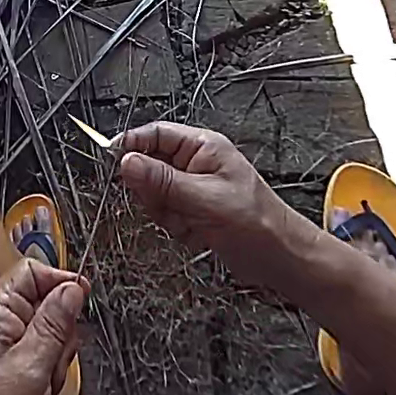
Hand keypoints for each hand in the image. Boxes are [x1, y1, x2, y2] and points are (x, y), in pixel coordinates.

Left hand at [0, 258, 89, 394]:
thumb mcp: (32, 365)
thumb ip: (55, 323)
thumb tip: (73, 288)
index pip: (33, 270)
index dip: (60, 281)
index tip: (81, 298)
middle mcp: (0, 320)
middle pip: (47, 303)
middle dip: (60, 333)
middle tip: (51, 359)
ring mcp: (7, 343)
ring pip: (51, 333)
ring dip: (55, 359)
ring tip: (42, 383)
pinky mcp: (14, 365)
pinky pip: (45, 357)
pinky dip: (50, 375)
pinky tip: (40, 394)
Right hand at [114, 120, 321, 293]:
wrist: (282, 261)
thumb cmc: (258, 224)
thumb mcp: (205, 199)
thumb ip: (163, 181)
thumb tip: (126, 161)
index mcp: (201, 146)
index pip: (154, 133)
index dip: (131, 145)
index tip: (113, 160)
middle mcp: (194, 162)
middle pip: (148, 165)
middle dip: (154, 191)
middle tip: (170, 205)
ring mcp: (191, 186)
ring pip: (153, 193)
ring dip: (166, 213)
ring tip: (191, 222)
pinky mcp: (191, 208)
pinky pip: (164, 213)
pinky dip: (175, 226)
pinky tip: (197, 233)